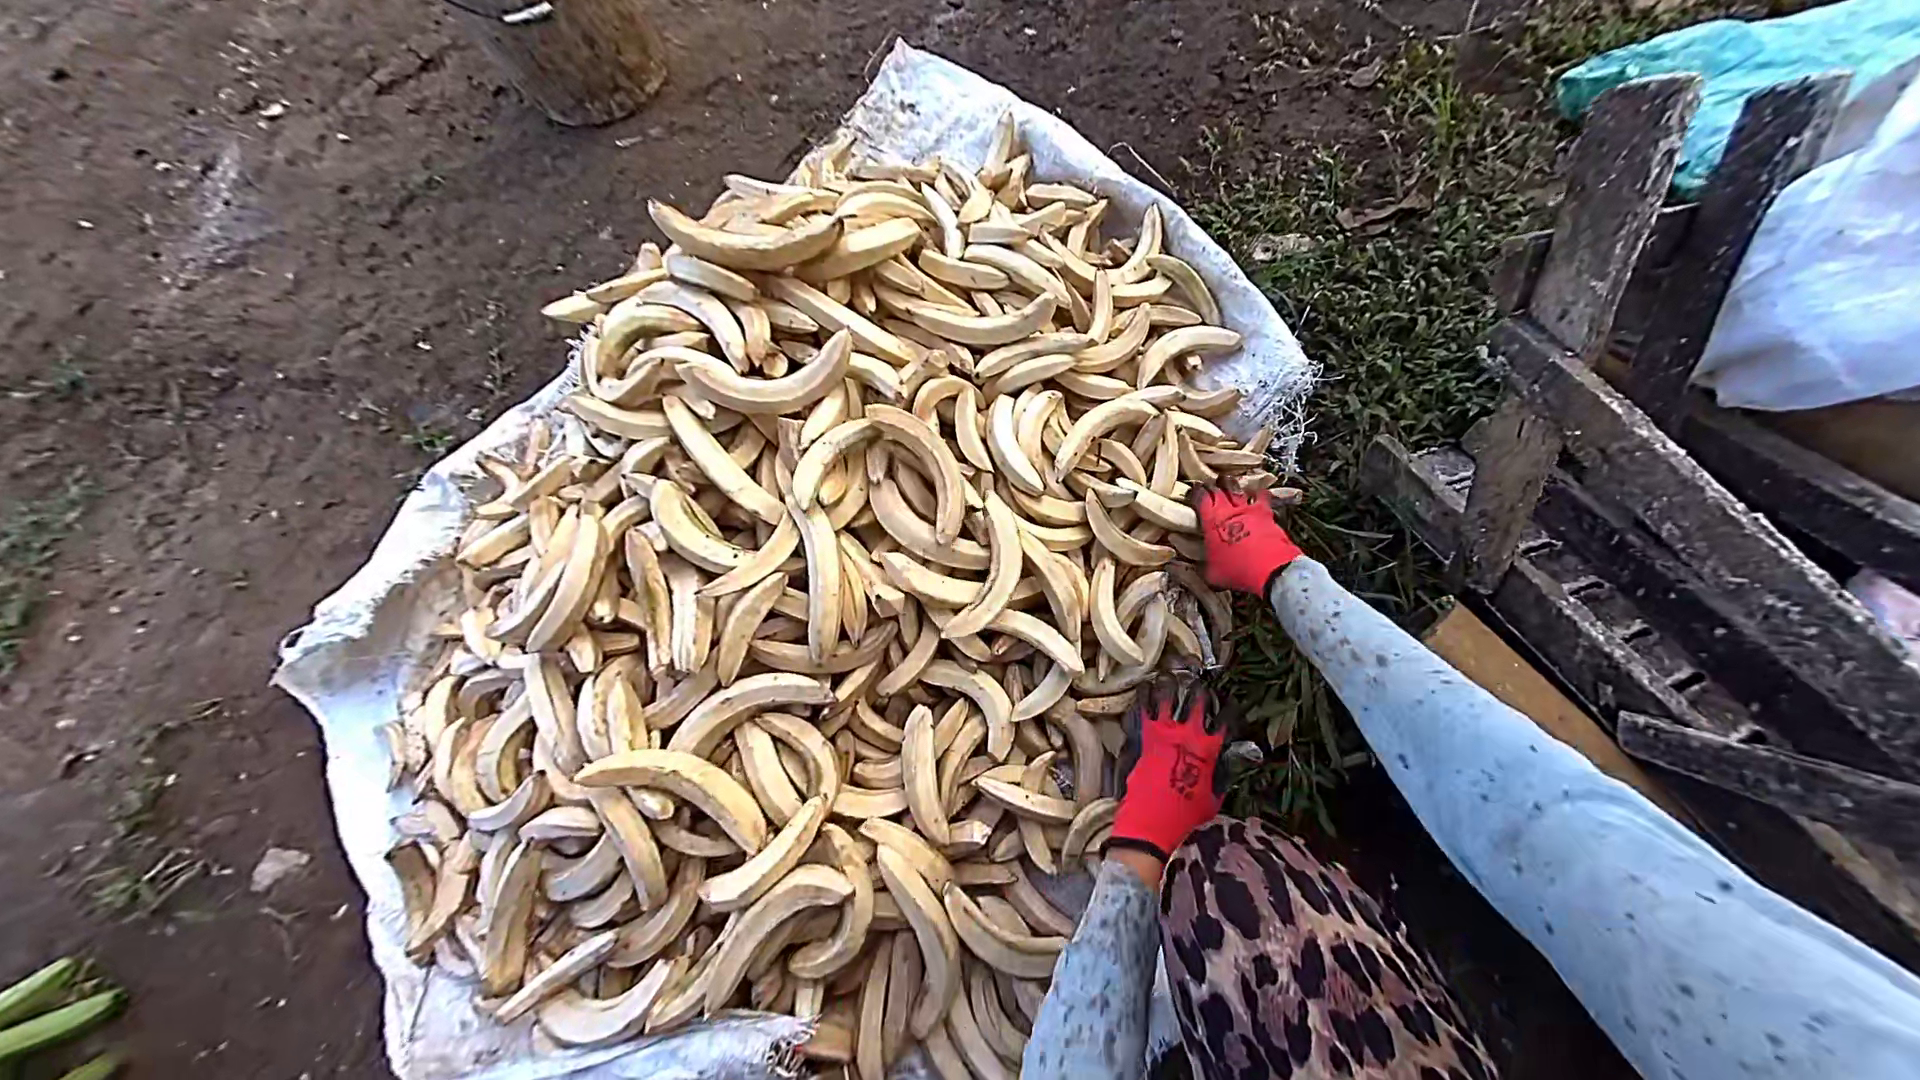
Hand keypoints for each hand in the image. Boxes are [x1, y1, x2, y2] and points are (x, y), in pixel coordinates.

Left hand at [1110, 677, 1230, 860]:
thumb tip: (1247, 757)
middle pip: (1198, 699)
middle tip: (1200, 681)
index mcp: (1211, 749)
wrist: (1152, 820)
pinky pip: (1144, 706)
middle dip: (1201, 688)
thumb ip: (1227, 772)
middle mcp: (1189, 734)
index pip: (1226, 719)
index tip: (1230, 702)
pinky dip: (1146, 694)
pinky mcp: (1145, 733)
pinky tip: (1146, 686)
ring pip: (1169, 695)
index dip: (1230, 708)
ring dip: (1172, 683)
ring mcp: (1165, 731)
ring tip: (1173, 674)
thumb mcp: (1215, 797)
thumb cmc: (1186, 813)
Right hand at [1191, 487, 1301, 595]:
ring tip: (1229, 482)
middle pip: (1218, 488)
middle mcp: (1229, 510)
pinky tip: (1259, 493)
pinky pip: (1261, 496)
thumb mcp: (1212, 573)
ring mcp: (1249, 510)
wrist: (1271, 569)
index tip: (1193, 490)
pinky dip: (1258, 494)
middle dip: (1213, 485)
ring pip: (1238, 488)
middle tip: (1209, 484)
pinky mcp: (1267, 513)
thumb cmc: (1238, 570)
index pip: (1200, 497)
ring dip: (1232, 485)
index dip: (1195, 491)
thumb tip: (1193, 567)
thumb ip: (1202, 565)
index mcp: (1211, 521)